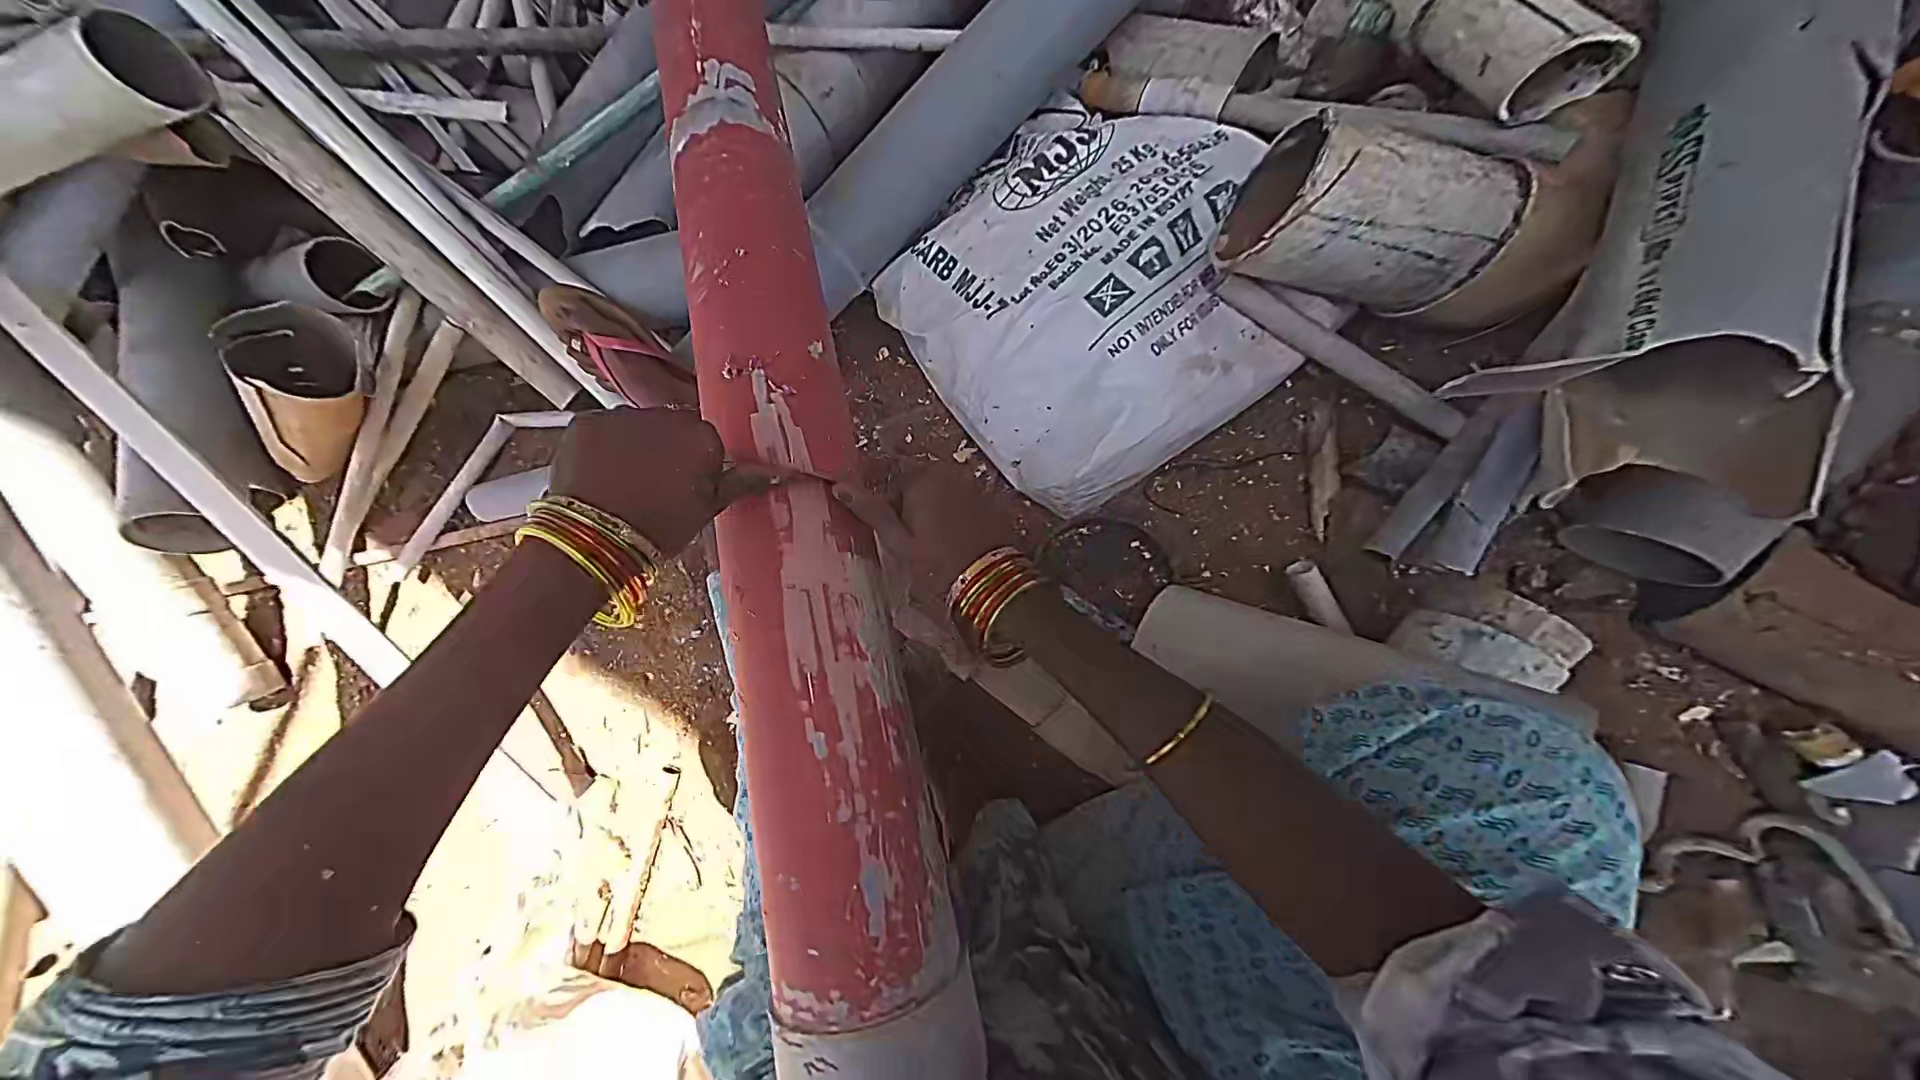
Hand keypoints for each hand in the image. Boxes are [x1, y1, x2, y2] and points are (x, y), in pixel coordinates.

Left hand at [549, 409, 782, 553]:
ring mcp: (622, 416)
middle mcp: (665, 416)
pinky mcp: (586, 422)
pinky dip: (606, 445)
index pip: (710, 439)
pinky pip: (605, 428)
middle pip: (675, 427)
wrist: (596, 537)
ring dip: (639, 444)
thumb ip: (742, 483)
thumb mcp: (707, 508)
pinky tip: (604, 473)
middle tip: (662, 484)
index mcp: (702, 437)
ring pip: (639, 426)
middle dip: (670, 448)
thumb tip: (779, 473)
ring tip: (629, 481)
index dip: (701, 462)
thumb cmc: (660, 527)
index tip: (692, 484)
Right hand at [833, 466, 1018, 605]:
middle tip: (901, 538)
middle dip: (905, 502)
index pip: (889, 473)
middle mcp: (949, 473)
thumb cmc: (938, 566)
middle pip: (916, 480)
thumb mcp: (898, 542)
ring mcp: (972, 486)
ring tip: (925, 543)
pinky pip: (960, 501)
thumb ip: (871, 510)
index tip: (879, 523)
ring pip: (939, 491)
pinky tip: (949, 541)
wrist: (991, 584)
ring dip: (928, 509)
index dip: (881, 498)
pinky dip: (950, 514)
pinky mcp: (988, 502)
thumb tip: (841, 486)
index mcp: (922, 478)